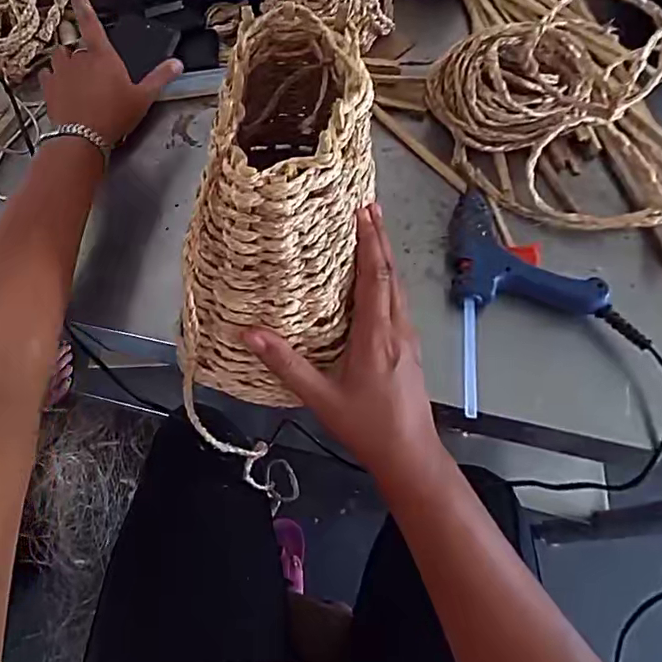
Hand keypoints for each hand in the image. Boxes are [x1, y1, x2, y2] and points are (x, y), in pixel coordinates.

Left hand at [41, 0, 182, 144]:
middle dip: (82, 49)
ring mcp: (60, 72)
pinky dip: (53, 76)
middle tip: (93, 65)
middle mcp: (78, 58)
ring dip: (66, 59)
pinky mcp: (48, 88)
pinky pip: (48, 74)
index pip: (91, 22)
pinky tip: (60, 84)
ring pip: (59, 55)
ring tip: (75, 72)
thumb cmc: (114, 115)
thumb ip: (159, 78)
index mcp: (102, 55)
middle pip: (76, 43)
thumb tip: (177, 63)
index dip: (83, 4)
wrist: (82, 138)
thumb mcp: (143, 98)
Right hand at [245, 203, 445, 485]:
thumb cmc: (367, 427)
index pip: (375, 277)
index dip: (369, 242)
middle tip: (369, 206)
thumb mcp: (321, 398)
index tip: (362, 212)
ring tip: (374, 231)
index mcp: (376, 335)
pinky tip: (379, 280)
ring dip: (386, 256)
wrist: (412, 455)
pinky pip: (399, 301)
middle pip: (391, 273)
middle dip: (380, 238)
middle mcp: (396, 329)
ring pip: (398, 286)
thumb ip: (285, 364)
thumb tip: (249, 334)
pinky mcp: (410, 347)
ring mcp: (407, 338)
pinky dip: (389, 278)